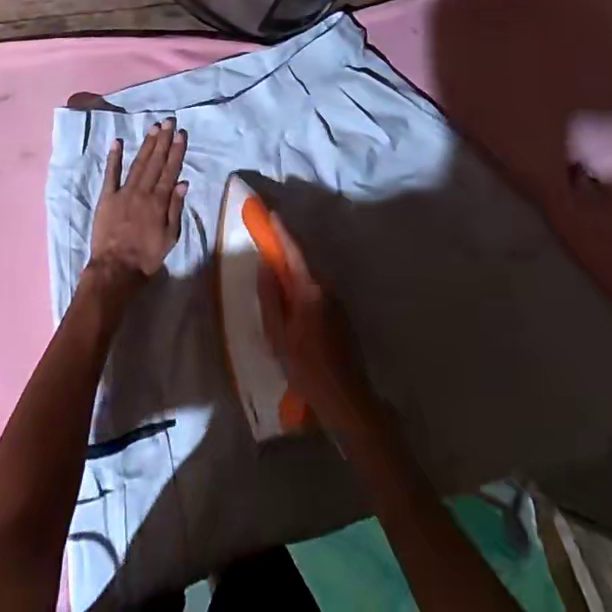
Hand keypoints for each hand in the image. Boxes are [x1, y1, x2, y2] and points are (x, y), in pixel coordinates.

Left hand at [87, 118, 188, 286]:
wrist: (116, 267)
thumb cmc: (147, 256)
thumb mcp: (170, 236)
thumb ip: (175, 208)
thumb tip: (182, 182)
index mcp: (159, 201)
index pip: (170, 170)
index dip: (176, 151)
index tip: (180, 134)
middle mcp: (142, 192)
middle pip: (154, 162)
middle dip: (162, 141)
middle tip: (168, 121)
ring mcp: (122, 192)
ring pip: (137, 164)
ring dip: (145, 145)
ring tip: (153, 128)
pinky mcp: (106, 197)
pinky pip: (110, 174)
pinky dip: (114, 157)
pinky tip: (117, 142)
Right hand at [256, 215, 371, 423]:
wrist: (346, 398)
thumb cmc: (305, 367)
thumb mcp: (276, 334)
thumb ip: (270, 297)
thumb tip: (265, 266)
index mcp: (310, 292)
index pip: (295, 253)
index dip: (282, 232)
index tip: (271, 213)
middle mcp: (328, 290)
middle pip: (306, 259)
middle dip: (288, 243)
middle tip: (270, 230)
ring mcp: (338, 301)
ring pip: (313, 273)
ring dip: (296, 261)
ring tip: (277, 255)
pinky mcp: (341, 313)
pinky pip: (318, 286)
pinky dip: (303, 278)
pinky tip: (291, 285)